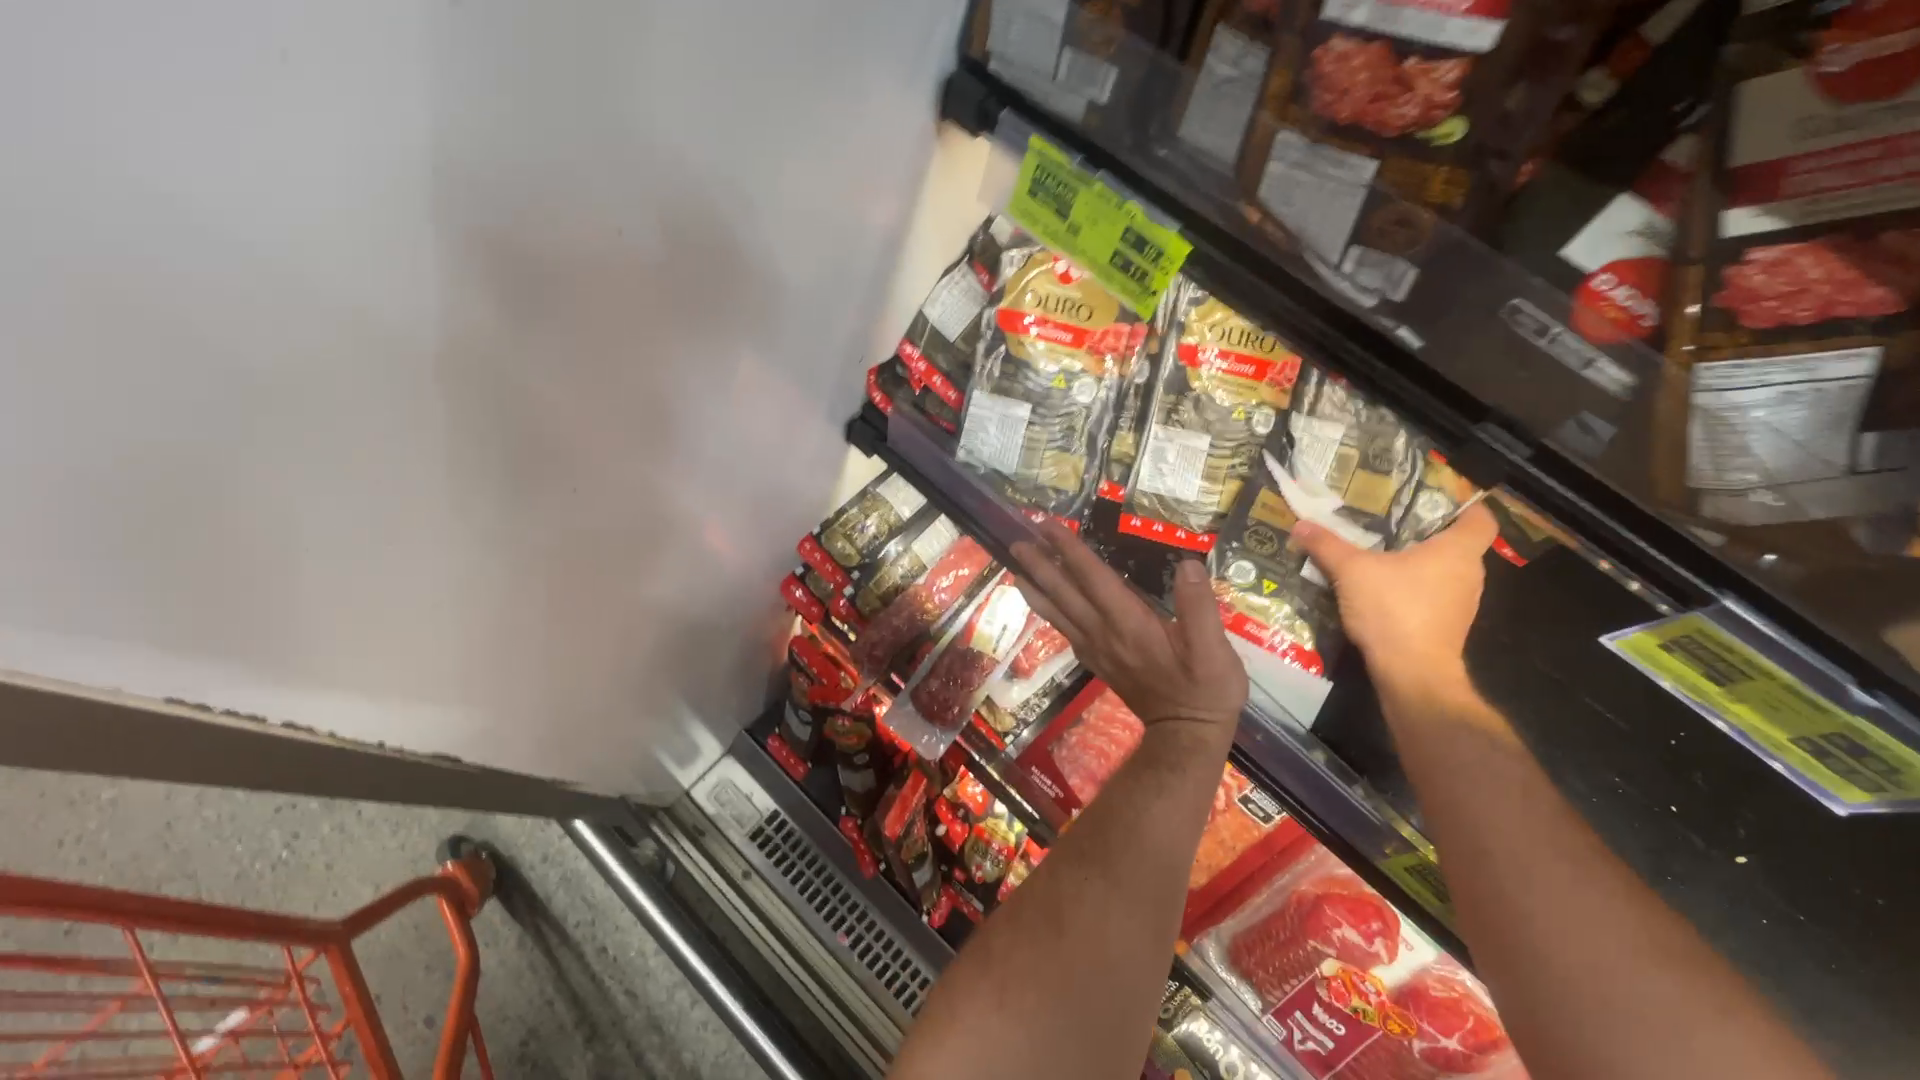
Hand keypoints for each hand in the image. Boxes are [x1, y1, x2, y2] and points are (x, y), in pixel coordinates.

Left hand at [1010, 522, 1246, 735]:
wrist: (1186, 736)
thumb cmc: (1205, 691)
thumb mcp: (1214, 651)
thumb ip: (1199, 607)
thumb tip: (1187, 565)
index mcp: (1129, 624)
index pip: (1094, 578)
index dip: (1071, 551)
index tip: (1049, 527)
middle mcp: (1104, 634)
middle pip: (1065, 593)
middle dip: (1041, 564)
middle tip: (1017, 540)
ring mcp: (1096, 650)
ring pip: (1057, 613)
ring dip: (1036, 587)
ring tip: (1016, 566)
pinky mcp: (1097, 662)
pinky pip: (1065, 630)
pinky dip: (1048, 611)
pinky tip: (1043, 603)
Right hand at [1292, 502, 1496, 694]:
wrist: (1412, 673)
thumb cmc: (1394, 609)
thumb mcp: (1352, 571)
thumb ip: (1327, 545)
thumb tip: (1300, 524)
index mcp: (1458, 551)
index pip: (1481, 519)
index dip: (1466, 506)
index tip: (1440, 501)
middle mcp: (1469, 575)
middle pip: (1459, 546)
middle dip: (1430, 536)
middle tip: (1394, 526)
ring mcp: (1462, 605)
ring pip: (1446, 574)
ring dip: (1420, 567)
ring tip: (1384, 559)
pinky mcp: (1448, 629)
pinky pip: (1435, 599)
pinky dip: (1415, 593)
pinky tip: (1384, 594)